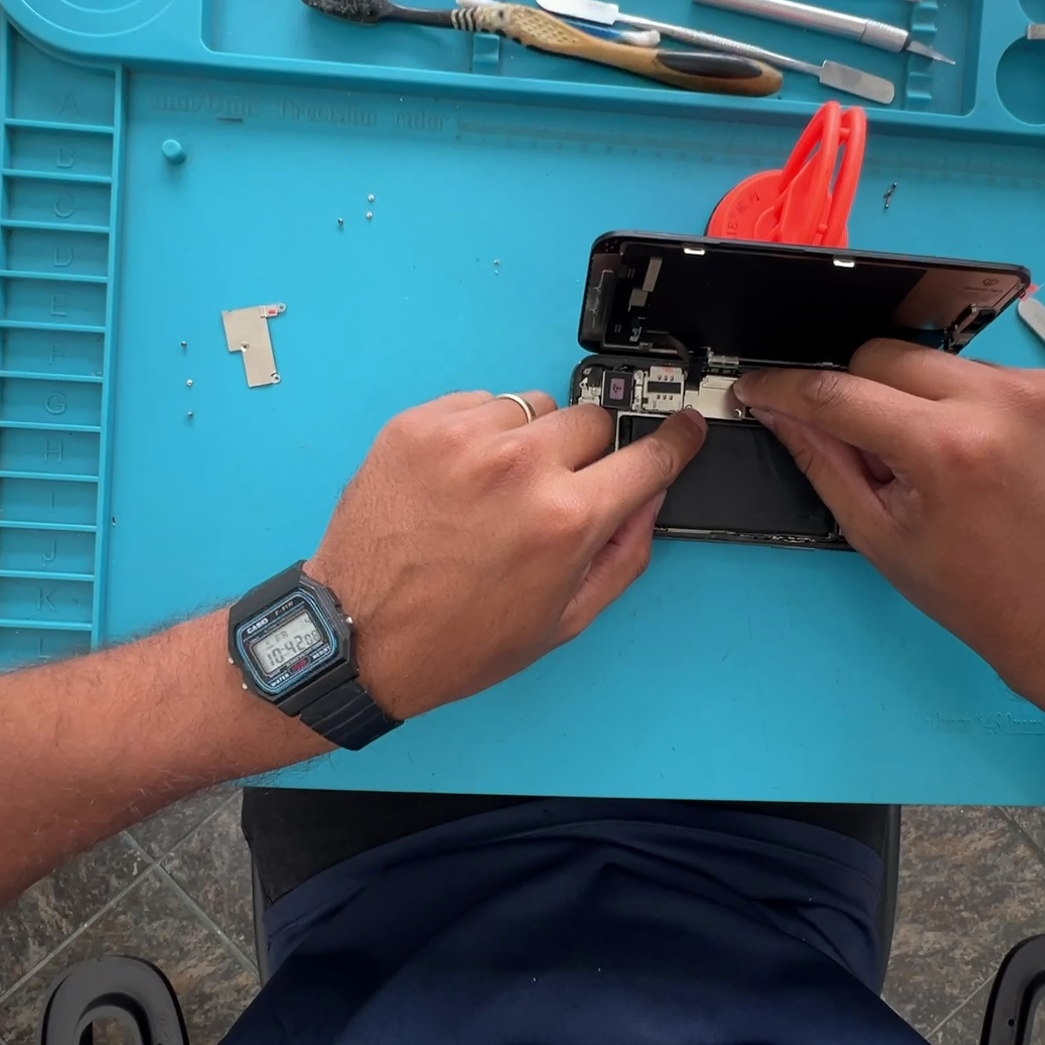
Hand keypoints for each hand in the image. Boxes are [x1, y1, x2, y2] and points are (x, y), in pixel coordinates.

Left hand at [307, 392, 706, 718]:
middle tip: (557, 493)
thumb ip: (625, 552)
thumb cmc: (463, 639)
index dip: (674, 444)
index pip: (647, 458)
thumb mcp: (566, 618)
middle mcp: (519, 466)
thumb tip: (650, 496)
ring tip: (499, 490)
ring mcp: (463, 438)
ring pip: (537, 407)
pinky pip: (481, 404)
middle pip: (593, 421)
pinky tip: (464, 477)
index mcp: (565, 520)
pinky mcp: (418, 425)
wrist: (361, 637)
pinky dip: (485, 433)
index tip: (683, 428)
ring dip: (533, 441)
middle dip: (589, 455)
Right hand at [733, 340, 1044, 709]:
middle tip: (866, 448)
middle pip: (881, 354)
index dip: (783, 387)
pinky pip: (980, 371)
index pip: (838, 393)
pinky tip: (971, 448)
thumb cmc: (968, 588)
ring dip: (908, 397)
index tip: (756, 388)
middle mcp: (998, 402)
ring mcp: (1042, 388)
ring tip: (928, 456)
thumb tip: (778, 413)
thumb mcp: (875, 531)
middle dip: (853, 392)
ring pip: (930, 360)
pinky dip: (958, 401)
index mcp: (945, 448)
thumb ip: (821, 460)